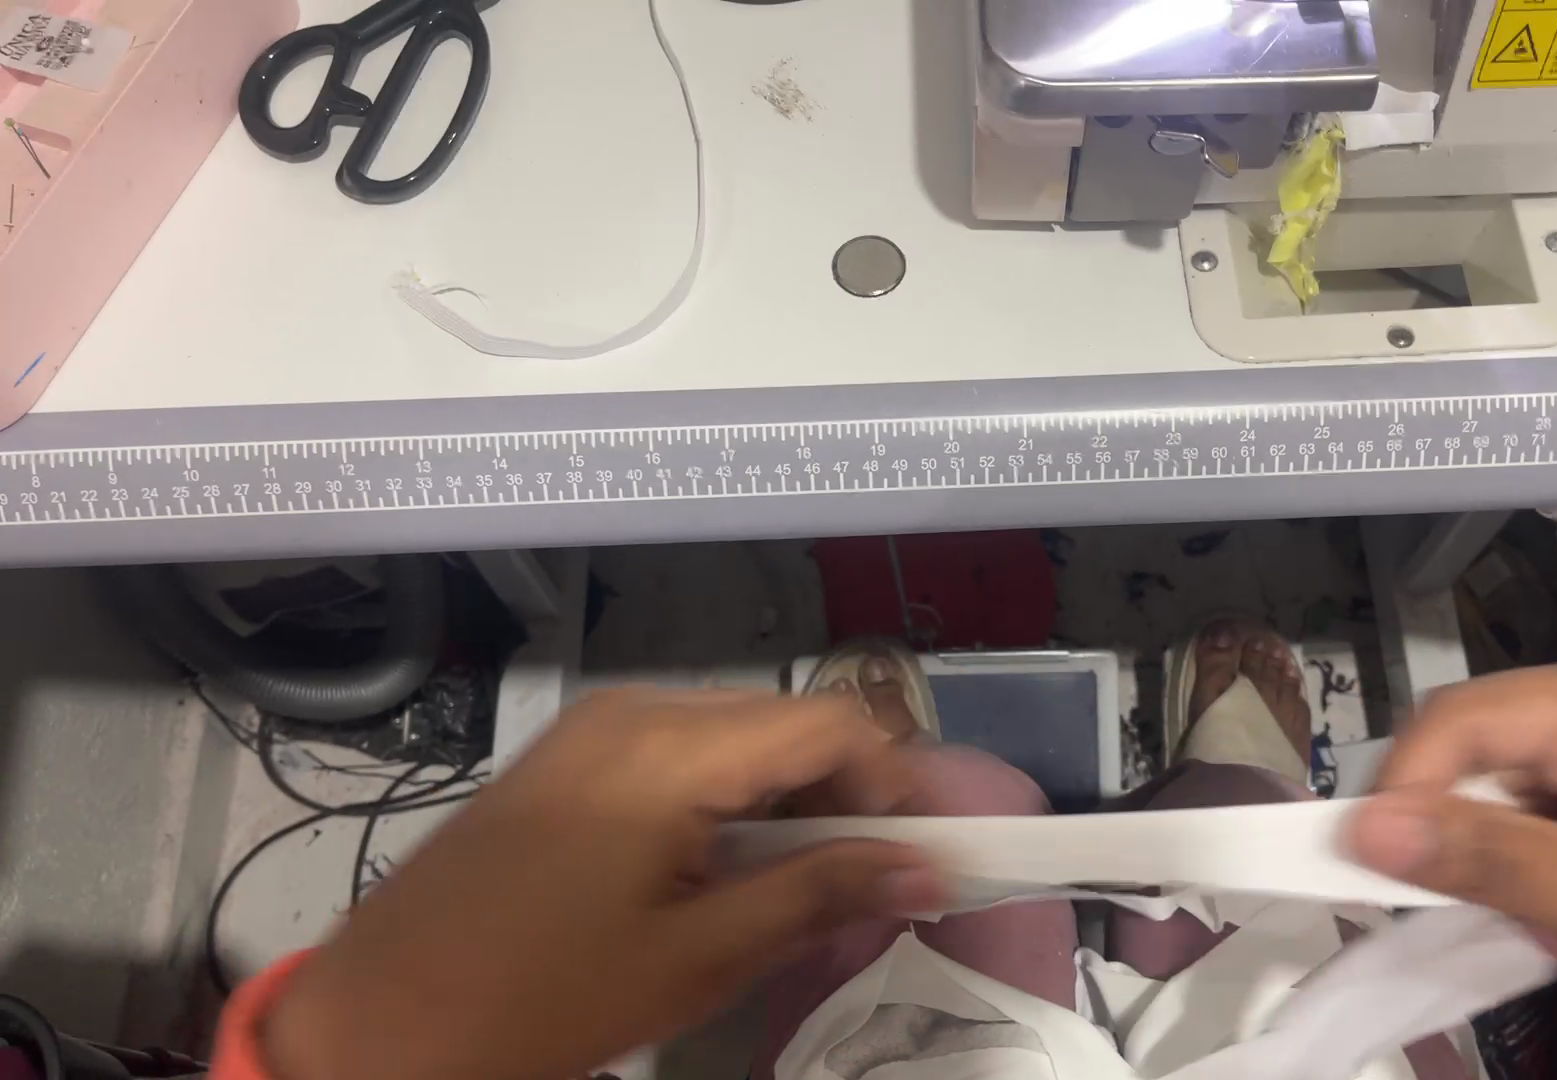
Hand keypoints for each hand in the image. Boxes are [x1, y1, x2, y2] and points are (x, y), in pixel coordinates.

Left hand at [262, 688, 946, 1079]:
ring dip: (792, 788)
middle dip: (843, 785)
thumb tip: (928, 871)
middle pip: (788, 719)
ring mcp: (608, 718)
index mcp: (670, 747)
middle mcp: (644, 706)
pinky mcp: (587, 742)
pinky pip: (696, 742)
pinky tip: (730, 850)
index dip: (888, 774)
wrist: (363, 1030)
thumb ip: (820, 895)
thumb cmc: (535, 1006)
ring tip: (800, 868)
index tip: (912, 844)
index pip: (825, 721)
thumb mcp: (695, 960)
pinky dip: (738, 786)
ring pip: (747, 728)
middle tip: (864, 867)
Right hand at [1347, 656, 1556, 1076]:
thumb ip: (1489, 861)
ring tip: (1517, 906)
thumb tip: (1363, 831)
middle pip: (1459, 740)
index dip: (1410, 778)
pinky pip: (1488, 802)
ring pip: (1463, 775)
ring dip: (1466, 843)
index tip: (1376, 850)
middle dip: (1441, 816)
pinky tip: (1532, 899)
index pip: (1464, 716)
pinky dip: (1487, 854)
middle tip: (1443, 888)